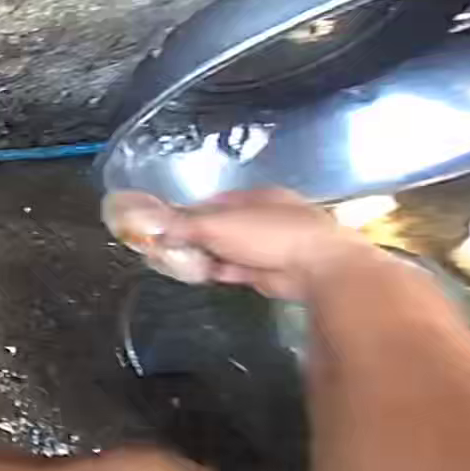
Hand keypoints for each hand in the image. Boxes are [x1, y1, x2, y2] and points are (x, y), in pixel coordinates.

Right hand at [164, 188, 382, 299]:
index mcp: (257, 197)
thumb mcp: (212, 223)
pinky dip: (211, 270)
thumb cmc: (268, 234)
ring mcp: (268, 245)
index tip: (160, 223)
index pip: (210, 201)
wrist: (320, 270)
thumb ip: (177, 225)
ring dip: (199, 255)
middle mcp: (264, 218)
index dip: (183, 211)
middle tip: (162, 244)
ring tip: (173, 259)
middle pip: (215, 226)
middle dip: (189, 236)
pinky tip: (192, 273)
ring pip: (221, 248)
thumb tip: (149, 227)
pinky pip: (229, 267)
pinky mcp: (266, 269)